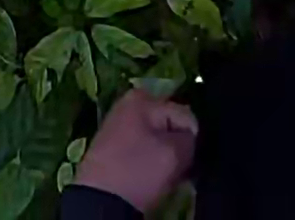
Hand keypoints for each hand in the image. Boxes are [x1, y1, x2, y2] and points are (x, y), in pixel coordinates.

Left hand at [74, 88, 197, 214]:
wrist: (101, 197)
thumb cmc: (137, 169)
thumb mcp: (172, 154)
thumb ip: (189, 139)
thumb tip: (191, 136)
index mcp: (143, 97)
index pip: (185, 116)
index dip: (192, 140)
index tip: (187, 161)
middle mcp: (131, 102)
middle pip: (171, 124)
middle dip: (178, 146)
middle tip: (176, 168)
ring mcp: (122, 121)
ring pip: (159, 137)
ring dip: (166, 155)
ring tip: (162, 174)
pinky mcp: (117, 141)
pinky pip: (145, 146)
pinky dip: (152, 160)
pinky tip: (149, 175)